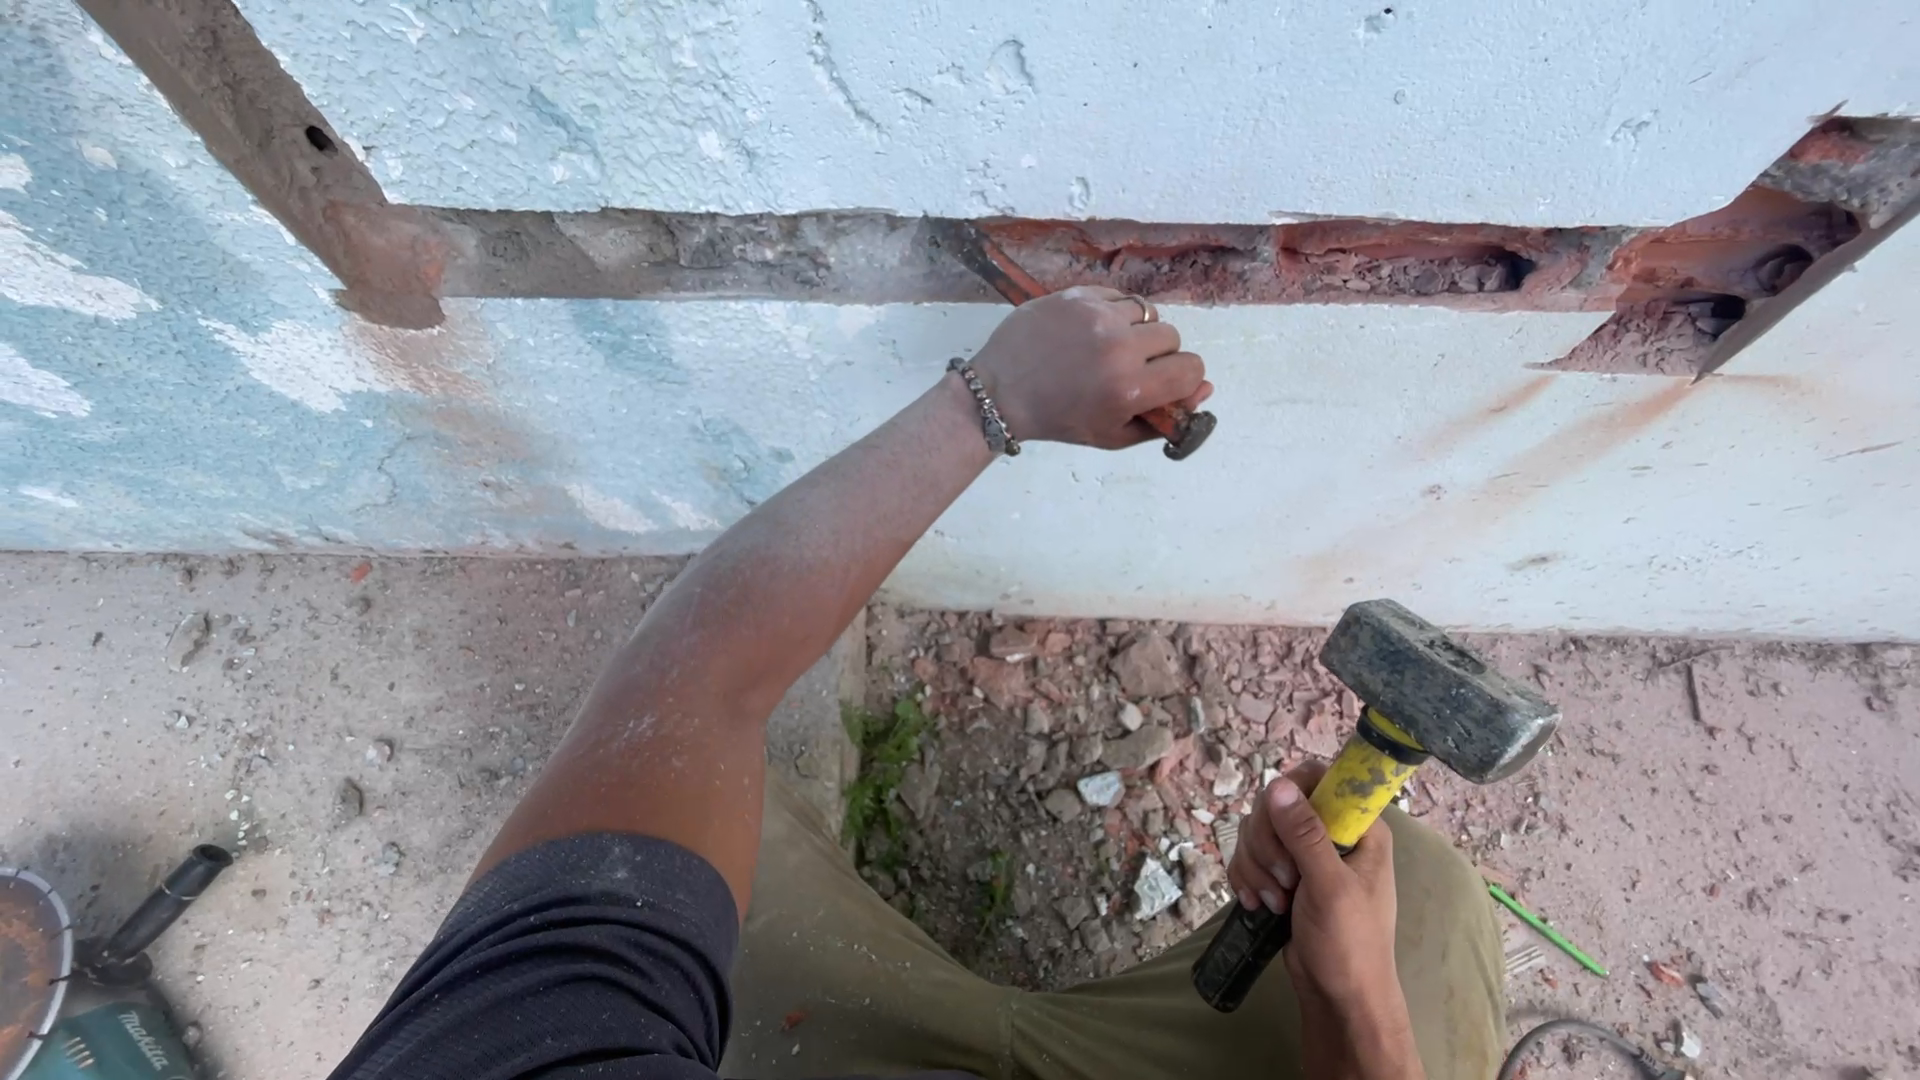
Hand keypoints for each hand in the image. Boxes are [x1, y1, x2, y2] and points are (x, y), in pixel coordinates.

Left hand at [966, 286, 1211, 448]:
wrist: (1001, 392)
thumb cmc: (1059, 420)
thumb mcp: (1112, 434)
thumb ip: (1163, 419)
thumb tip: (1205, 390)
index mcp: (1129, 388)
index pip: (1191, 369)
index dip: (1180, 378)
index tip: (1161, 383)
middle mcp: (1119, 347)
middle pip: (1172, 336)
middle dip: (1157, 354)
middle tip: (1126, 368)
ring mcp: (1097, 315)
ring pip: (1147, 312)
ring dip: (1134, 329)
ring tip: (1105, 348)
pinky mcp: (1077, 294)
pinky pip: (1118, 296)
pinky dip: (1112, 312)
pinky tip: (1088, 332)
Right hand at [1228, 764, 1399, 1007]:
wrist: (1337, 998)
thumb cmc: (1349, 944)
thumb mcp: (1330, 887)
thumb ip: (1304, 834)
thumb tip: (1276, 783)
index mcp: (1356, 827)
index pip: (1316, 778)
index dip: (1290, 791)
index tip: (1278, 820)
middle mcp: (1329, 833)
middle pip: (1275, 803)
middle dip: (1267, 843)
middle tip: (1284, 878)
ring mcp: (1303, 853)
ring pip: (1256, 830)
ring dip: (1256, 866)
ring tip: (1275, 901)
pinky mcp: (1281, 873)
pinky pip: (1247, 855)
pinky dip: (1246, 878)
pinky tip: (1258, 904)